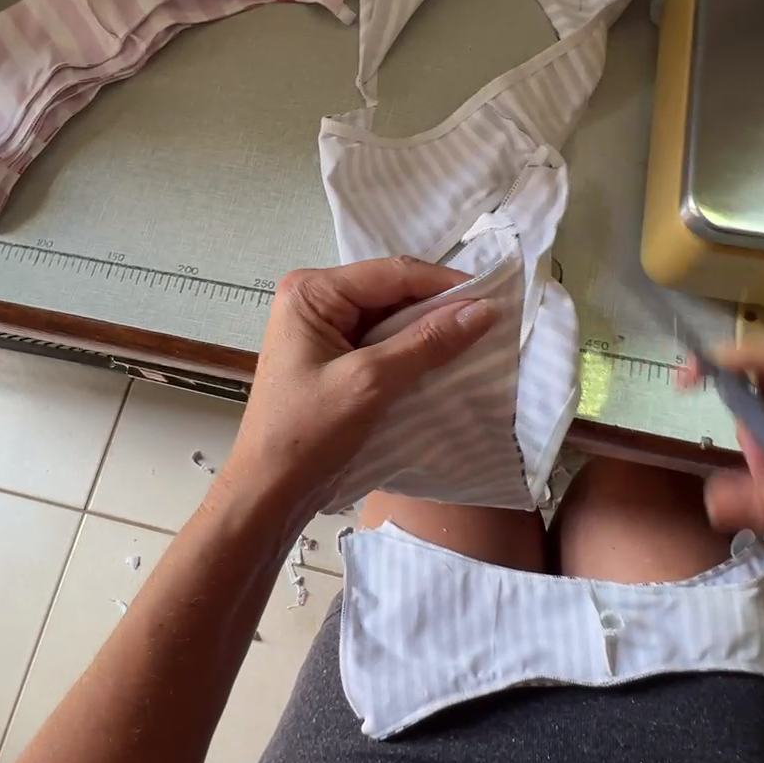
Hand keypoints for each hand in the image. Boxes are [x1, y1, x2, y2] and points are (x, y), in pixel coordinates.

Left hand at [216, 257, 496, 521]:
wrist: (268, 489)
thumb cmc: (306, 433)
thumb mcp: (370, 383)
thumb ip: (426, 343)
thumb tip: (484, 310)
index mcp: (311, 292)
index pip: (391, 274)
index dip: (444, 284)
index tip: (494, 299)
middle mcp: (315, 300)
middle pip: (392, 291)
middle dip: (437, 308)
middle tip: (490, 324)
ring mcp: (323, 329)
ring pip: (390, 318)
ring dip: (427, 331)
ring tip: (475, 342)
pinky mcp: (332, 357)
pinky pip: (381, 342)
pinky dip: (411, 352)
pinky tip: (442, 362)